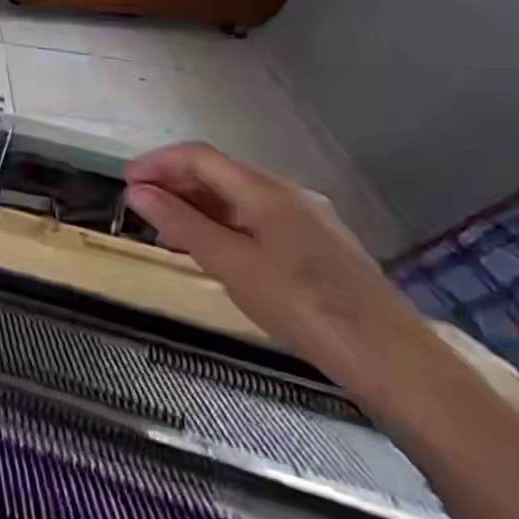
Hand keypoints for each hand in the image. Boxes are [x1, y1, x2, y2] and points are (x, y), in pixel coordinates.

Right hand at [124, 143, 428, 390]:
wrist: (393, 361)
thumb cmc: (302, 306)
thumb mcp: (230, 264)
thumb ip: (181, 224)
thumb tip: (138, 191)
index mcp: (266, 191)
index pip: (199, 157)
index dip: (157, 163)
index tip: (125, 183)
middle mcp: (289, 194)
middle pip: (220, 173)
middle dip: (174, 183)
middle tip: (141, 208)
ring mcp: (309, 219)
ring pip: (239, 197)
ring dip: (198, 204)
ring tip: (168, 231)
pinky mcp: (320, 246)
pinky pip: (258, 219)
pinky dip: (224, 223)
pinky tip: (215, 250)